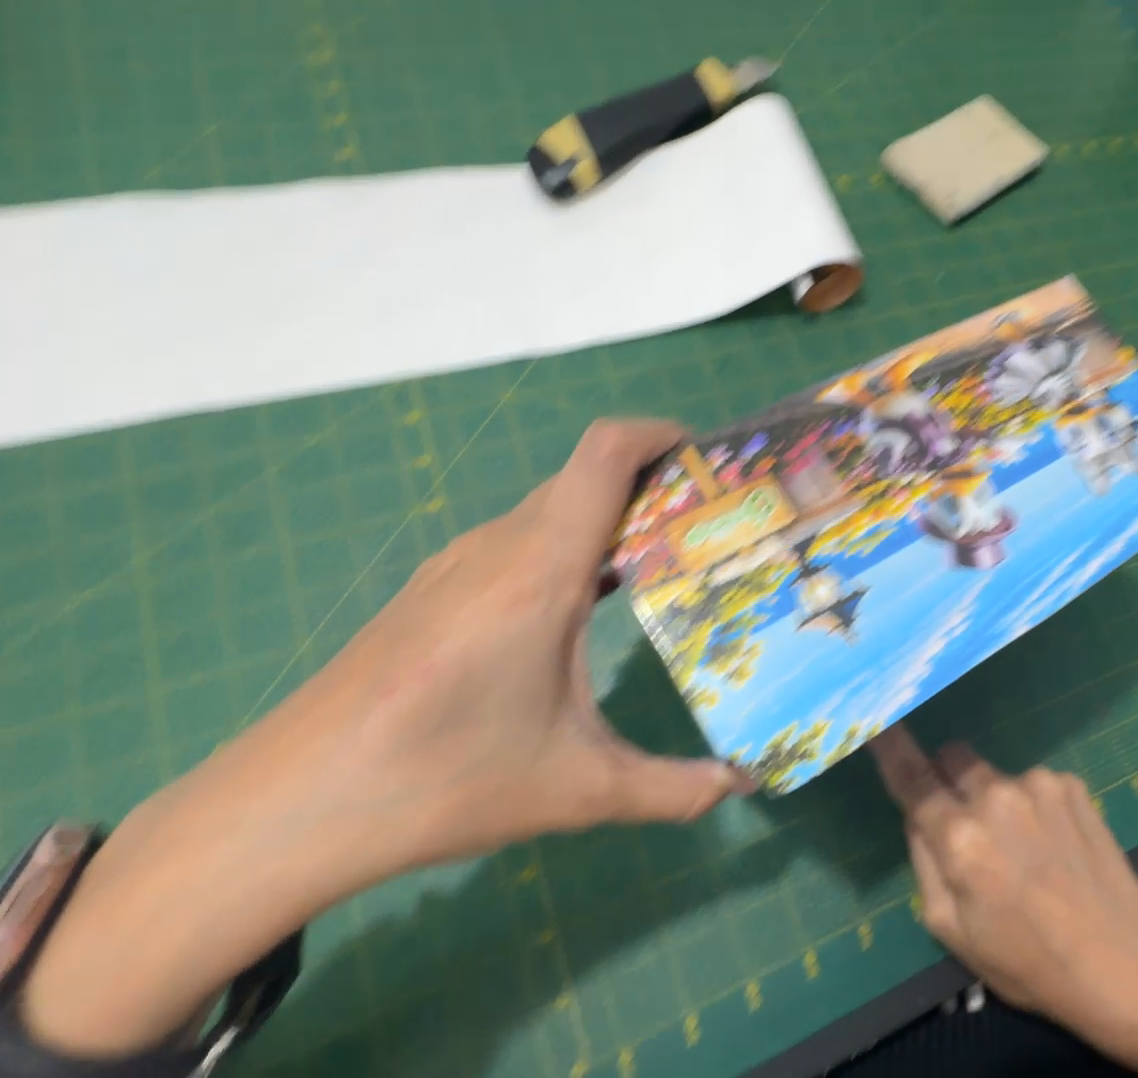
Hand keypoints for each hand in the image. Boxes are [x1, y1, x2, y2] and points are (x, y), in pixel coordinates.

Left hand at [22, 418, 747, 1057]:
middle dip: (655, 488)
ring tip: (666, 567)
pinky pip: (519, 543)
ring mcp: (457, 567)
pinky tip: (588, 608)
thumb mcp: (579, 791)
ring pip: (550, 512)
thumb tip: (743, 785)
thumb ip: (676, 789)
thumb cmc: (443, 782)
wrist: (287, 809)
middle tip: (713, 532)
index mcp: (540, 572)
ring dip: (611, 522)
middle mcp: (498, 549)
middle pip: (586, 479)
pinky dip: (569, 550)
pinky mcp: (433, 592)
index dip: (661, 435)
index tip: (711, 459)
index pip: (604, 456)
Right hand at [869, 728, 1137, 1035]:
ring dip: (994, 799)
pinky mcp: (1073, 785)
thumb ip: (924, 862)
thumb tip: (917, 815)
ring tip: (1025, 852)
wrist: (1126, 963)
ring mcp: (1040, 785)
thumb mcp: (952, 931)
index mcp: (959, 837)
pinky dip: (1031, 805)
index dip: (891, 749)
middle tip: (967, 828)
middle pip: (954, 759)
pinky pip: (1032, 783)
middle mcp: (996, 796)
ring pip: (994, 775)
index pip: (912, 778)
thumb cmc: (1030, 963)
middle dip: (950, 783)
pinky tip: (1054, 846)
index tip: (880, 722)